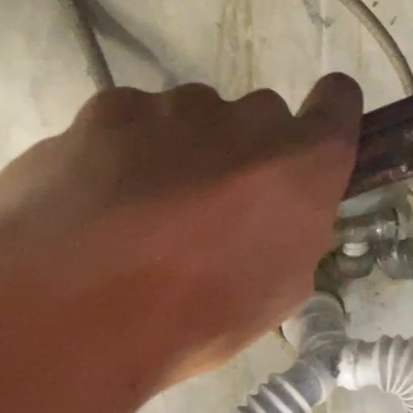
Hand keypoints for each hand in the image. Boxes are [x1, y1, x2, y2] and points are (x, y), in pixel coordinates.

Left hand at [0, 76, 361, 382]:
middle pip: (259, 117)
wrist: (72, 308)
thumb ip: (291, 234)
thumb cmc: (199, 312)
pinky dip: (120, 152)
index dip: (328, 115)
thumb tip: (273, 224)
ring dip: (181, 151)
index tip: (307, 148)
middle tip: (213, 210)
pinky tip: (95, 205)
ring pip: (191, 118)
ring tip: (140, 216)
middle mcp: (248, 117)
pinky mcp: (105, 110)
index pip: (340, 100)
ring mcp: (174, 107)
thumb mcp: (280, 292)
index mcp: (306, 159)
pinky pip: (129, 121)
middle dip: (244, 152)